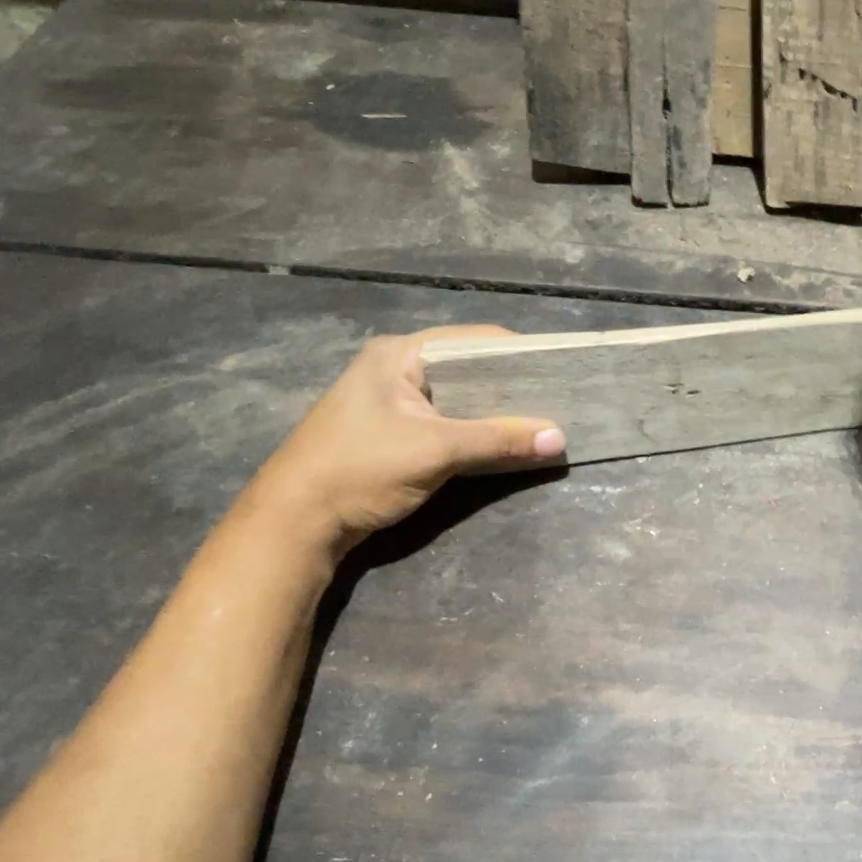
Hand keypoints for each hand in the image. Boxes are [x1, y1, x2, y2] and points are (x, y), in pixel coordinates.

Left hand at [245, 325, 563, 556]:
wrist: (297, 520)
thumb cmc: (361, 469)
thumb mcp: (436, 451)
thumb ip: (499, 440)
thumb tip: (558, 437)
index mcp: (402, 354)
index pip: (476, 341)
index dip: (522, 354)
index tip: (563, 372)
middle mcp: (400, 369)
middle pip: (472, 369)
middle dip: (516, 387)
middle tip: (561, 401)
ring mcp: (397, 402)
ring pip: (464, 399)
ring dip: (500, 413)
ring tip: (544, 422)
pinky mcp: (399, 433)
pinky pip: (453, 422)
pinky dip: (481, 431)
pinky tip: (509, 443)